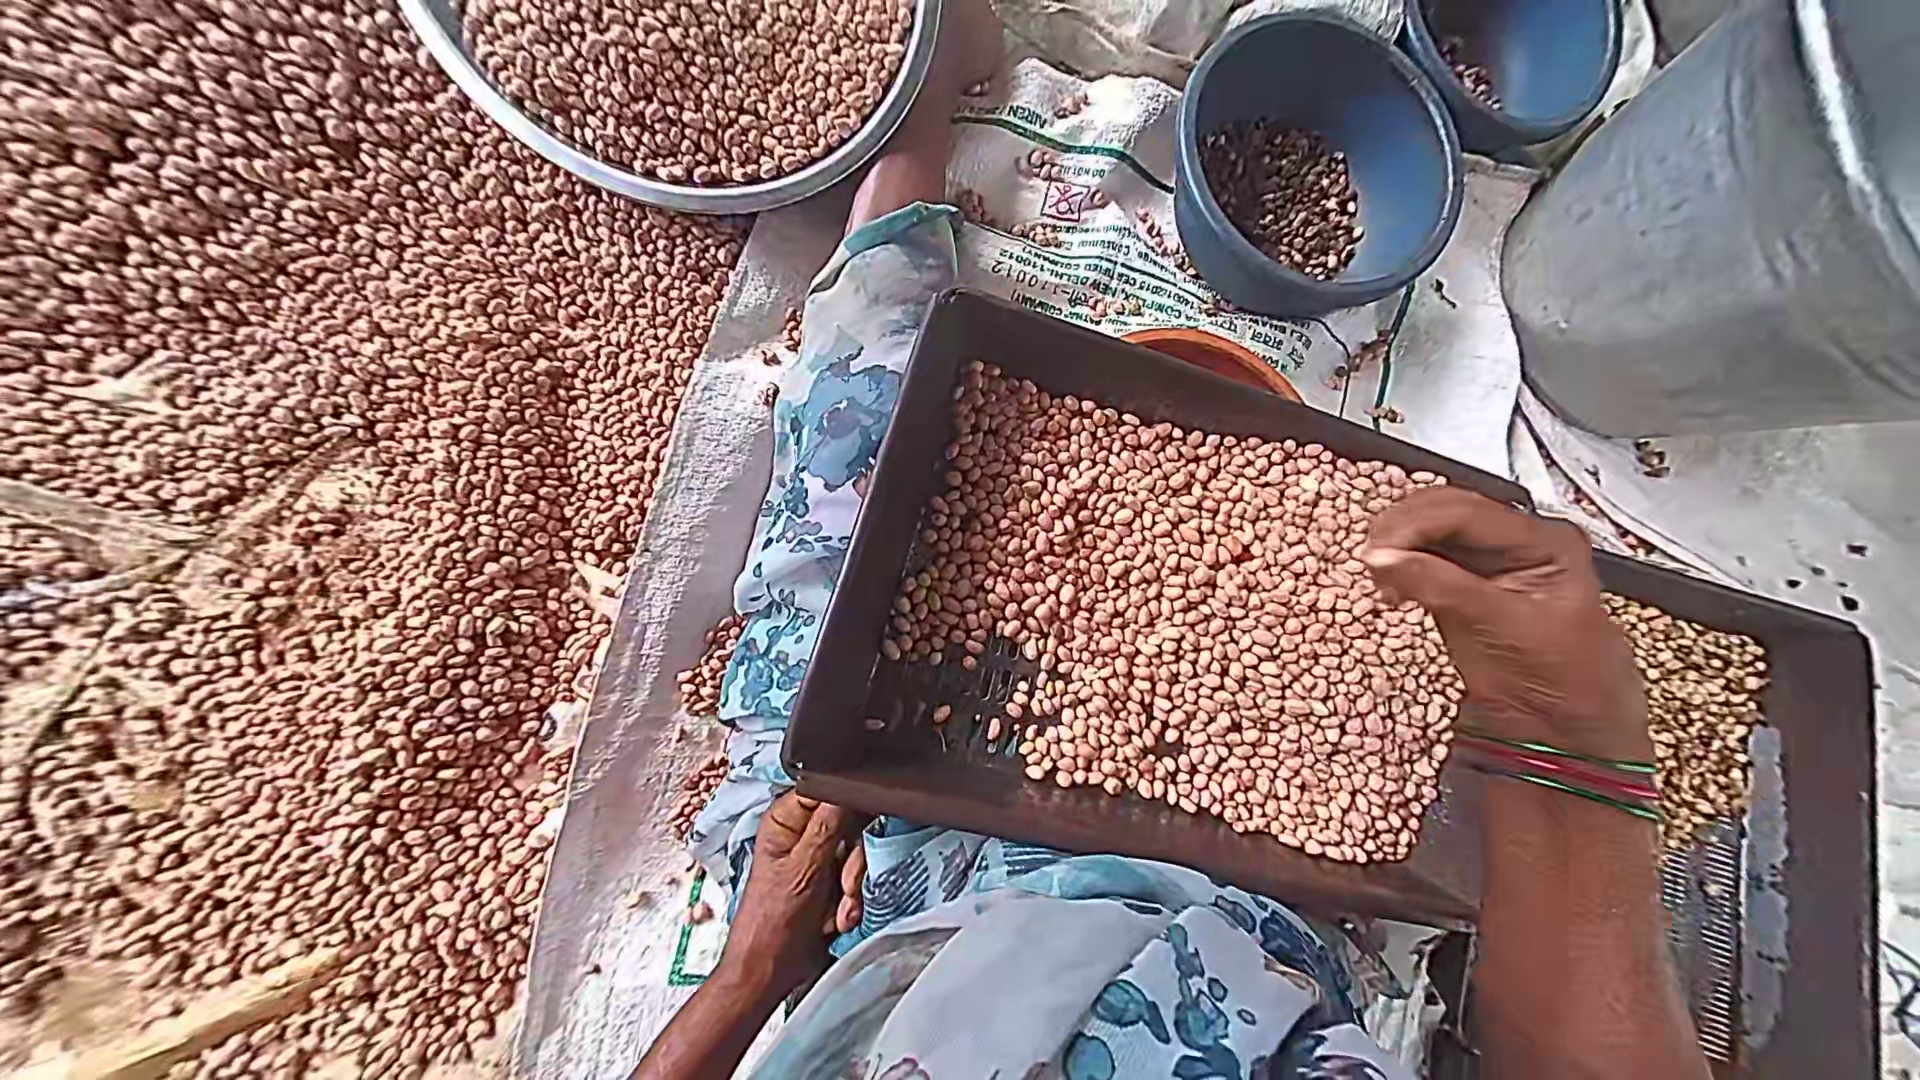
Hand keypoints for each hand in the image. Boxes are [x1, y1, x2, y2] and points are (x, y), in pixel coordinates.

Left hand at [715, 793, 864, 1001]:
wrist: (770, 975)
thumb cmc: (773, 923)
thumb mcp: (804, 870)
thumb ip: (829, 825)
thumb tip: (850, 786)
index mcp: (786, 818)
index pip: (825, 788)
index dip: (847, 802)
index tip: (861, 822)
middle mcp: (803, 830)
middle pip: (849, 818)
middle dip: (853, 857)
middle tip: (845, 884)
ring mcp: (818, 854)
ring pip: (857, 847)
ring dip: (854, 883)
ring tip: (841, 909)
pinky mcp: (831, 876)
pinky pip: (856, 872)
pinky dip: (853, 896)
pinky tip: (841, 916)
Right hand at [1360, 488, 1649, 761]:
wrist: (1558, 727)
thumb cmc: (1558, 680)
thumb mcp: (1503, 628)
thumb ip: (1442, 586)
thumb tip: (1382, 557)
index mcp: (1545, 541)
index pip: (1464, 511)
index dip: (1413, 526)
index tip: (1378, 554)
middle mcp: (1513, 538)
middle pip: (1437, 507)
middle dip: (1397, 531)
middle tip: (1374, 565)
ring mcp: (1482, 556)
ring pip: (1420, 524)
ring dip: (1390, 545)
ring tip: (1385, 582)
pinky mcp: (1454, 574)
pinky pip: (1412, 550)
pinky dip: (1392, 561)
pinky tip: (1390, 585)